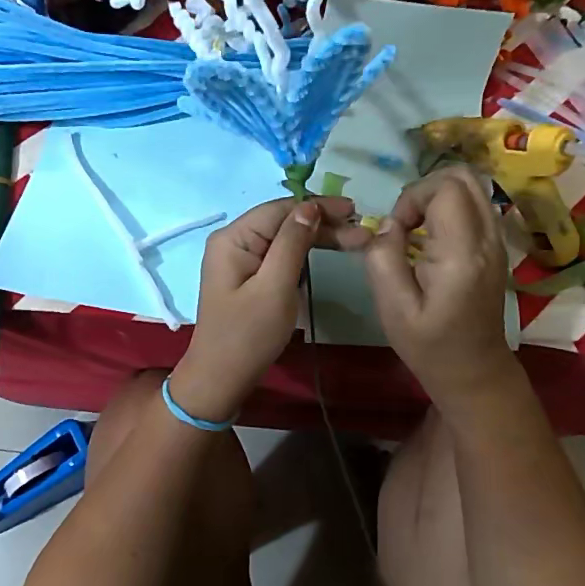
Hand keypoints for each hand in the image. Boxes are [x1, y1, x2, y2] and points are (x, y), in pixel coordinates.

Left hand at [169, 196, 369, 422]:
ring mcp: (238, 261)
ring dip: (317, 239)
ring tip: (353, 242)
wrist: (221, 379)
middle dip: (323, 225)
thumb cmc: (248, 335)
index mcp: (233, 238)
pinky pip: (278, 256)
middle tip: (363, 233)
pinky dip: (303, 255)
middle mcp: (232, 242)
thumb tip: (310, 207)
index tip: (356, 211)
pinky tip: (325, 255)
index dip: (319, 207)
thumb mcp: (275, 287)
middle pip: (283, 222)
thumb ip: (292, 243)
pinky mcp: (247, 278)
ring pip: (283, 239)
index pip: (281, 208)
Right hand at [364, 166, 519, 407]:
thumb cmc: (429, 344)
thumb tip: (389, 225)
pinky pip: (475, 206)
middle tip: (405, 224)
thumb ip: (383, 258)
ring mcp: (496, 241)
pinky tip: (432, 240)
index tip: (396, 231)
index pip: (446, 189)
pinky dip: (449, 209)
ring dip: (437, 197)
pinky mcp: (495, 246)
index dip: (412, 198)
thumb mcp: (392, 308)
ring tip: (416, 230)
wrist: (472, 369)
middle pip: (463, 176)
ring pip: (472, 187)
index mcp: (463, 253)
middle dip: (425, 189)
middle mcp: (488, 239)